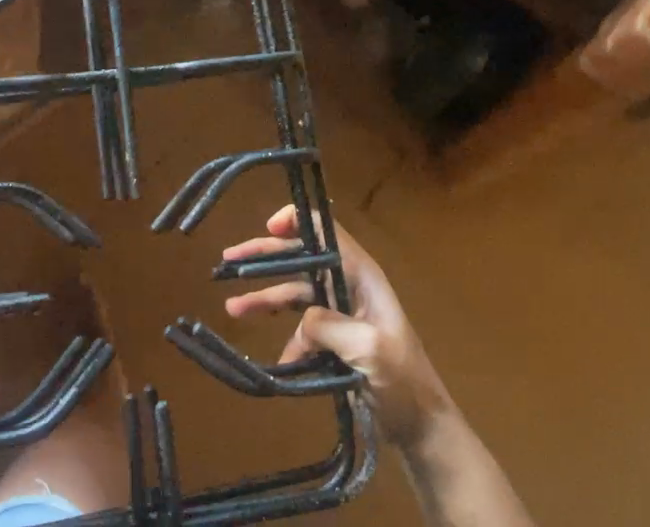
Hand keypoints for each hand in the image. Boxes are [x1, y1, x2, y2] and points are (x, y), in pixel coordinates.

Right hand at [222, 205, 450, 444]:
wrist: (421, 428)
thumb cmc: (403, 381)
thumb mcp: (368, 348)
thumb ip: (329, 325)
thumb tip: (302, 321)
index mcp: (362, 277)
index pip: (328, 234)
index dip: (298, 221)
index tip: (269, 226)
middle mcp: (348, 287)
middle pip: (301, 260)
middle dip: (266, 256)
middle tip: (228, 258)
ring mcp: (340, 314)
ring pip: (294, 294)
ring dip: (263, 298)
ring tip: (231, 308)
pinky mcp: (334, 341)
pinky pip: (301, 331)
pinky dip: (286, 342)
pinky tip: (278, 362)